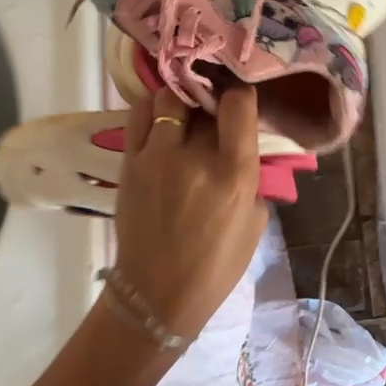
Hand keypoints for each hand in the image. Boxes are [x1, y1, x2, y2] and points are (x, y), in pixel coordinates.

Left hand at [111, 87, 267, 341]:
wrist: (158, 292)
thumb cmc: (218, 263)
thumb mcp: (256, 220)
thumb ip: (251, 177)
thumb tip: (241, 148)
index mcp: (235, 173)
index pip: (239, 105)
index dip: (242, 93)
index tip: (242, 97)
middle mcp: (196, 157)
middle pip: (205, 101)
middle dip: (213, 101)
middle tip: (215, 110)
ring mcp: (157, 156)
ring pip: (169, 99)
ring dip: (181, 100)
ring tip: (186, 111)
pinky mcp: (130, 161)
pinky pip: (140, 114)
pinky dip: (153, 107)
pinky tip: (162, 115)